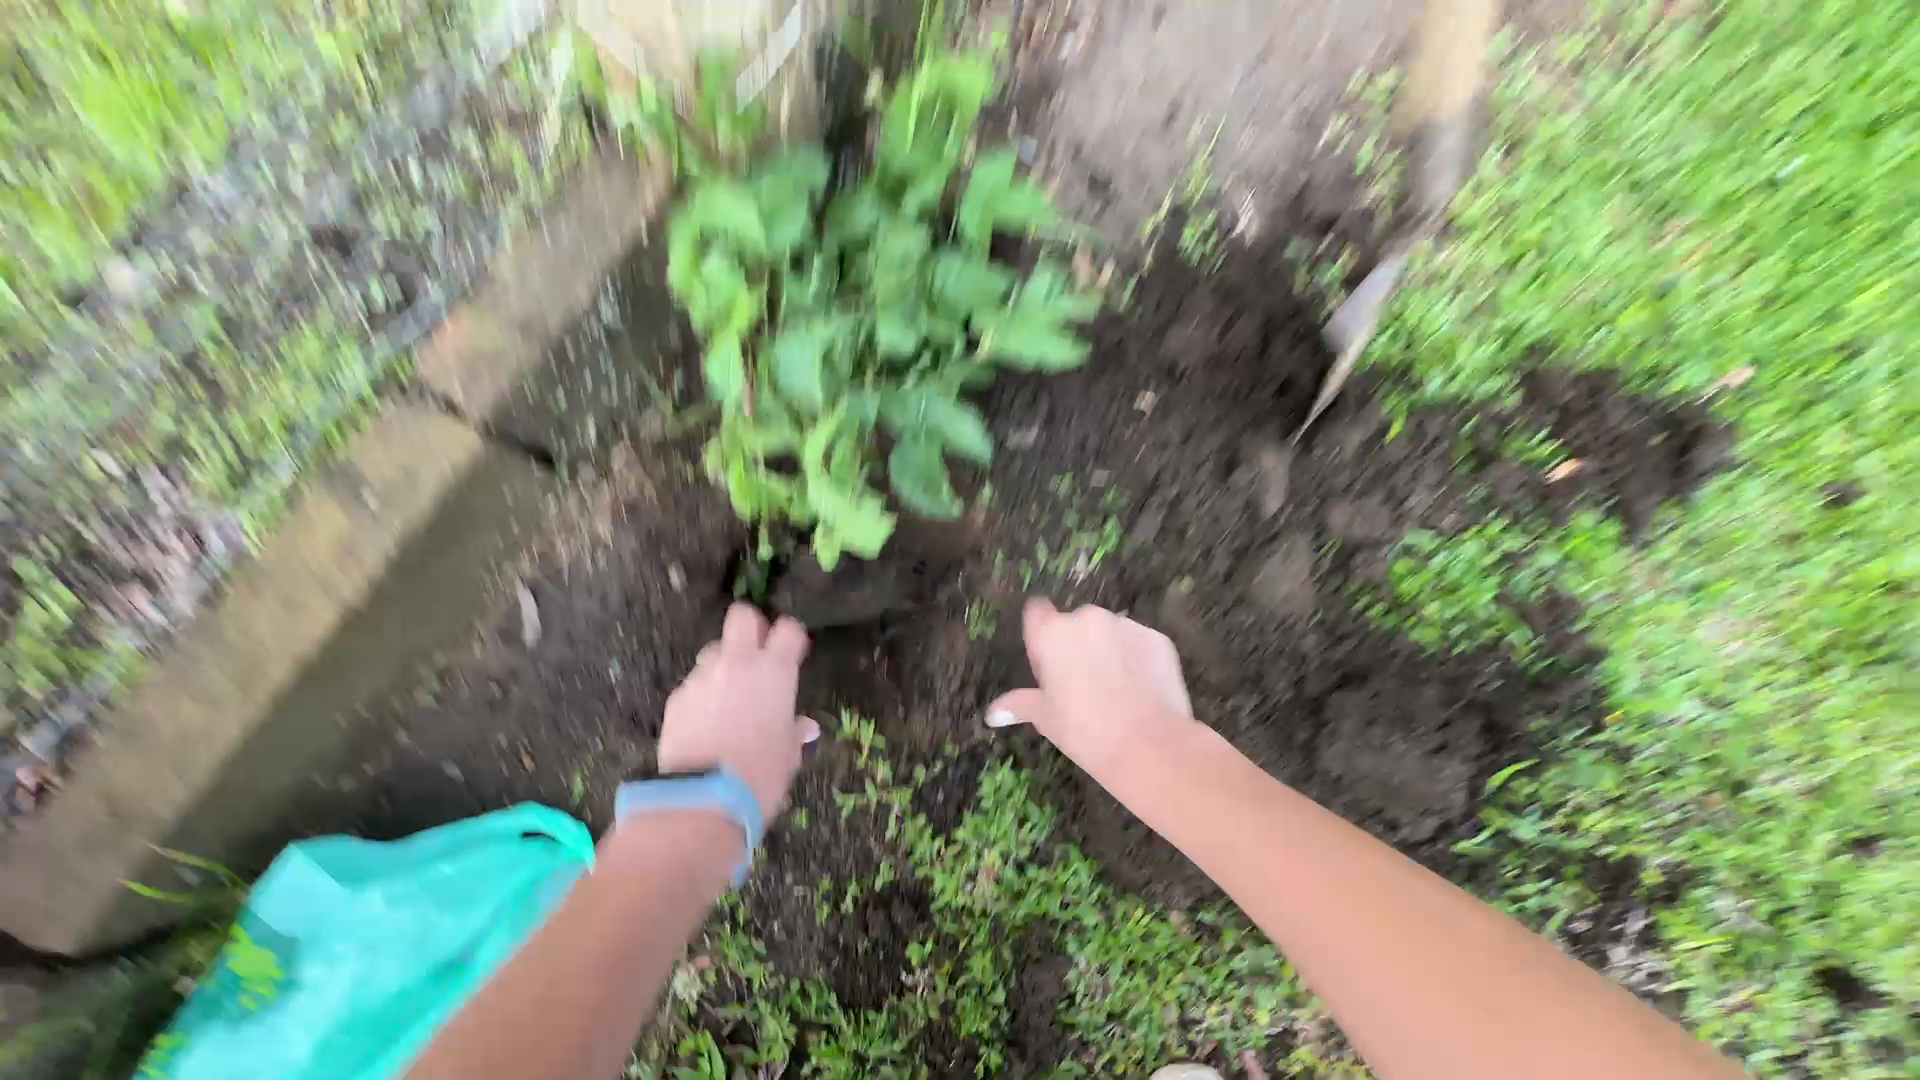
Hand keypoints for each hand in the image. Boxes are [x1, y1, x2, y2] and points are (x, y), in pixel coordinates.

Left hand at [657, 603, 818, 814]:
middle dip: (750, 627)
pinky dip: (702, 695)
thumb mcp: (788, 754)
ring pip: (714, 651)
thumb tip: (805, 727)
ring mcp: (703, 677)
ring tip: (727, 695)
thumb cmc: (761, 775)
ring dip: (723, 664)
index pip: (788, 628)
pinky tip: (705, 722)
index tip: (791, 652)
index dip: (791, 637)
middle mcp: (739, 663)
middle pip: (742, 616)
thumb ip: (794, 731)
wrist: (703, 799)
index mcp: (775, 671)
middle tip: (756, 654)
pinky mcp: (677, 697)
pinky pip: (694, 684)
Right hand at [985, 598, 1197, 770]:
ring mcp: (1125, 625)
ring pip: (1109, 631)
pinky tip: (1140, 690)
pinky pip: (1138, 643)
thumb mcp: (1046, 718)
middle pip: (1075, 622)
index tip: (1048, 661)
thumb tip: (991, 714)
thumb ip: (1019, 705)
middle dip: (1076, 645)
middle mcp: (1087, 618)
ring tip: (1116, 690)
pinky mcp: (1157, 637)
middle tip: (1081, 685)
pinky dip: (1137, 658)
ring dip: (1107, 649)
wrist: (1149, 745)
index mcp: (1051, 633)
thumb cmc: (1085, 731)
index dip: (1041, 635)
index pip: (1036, 611)